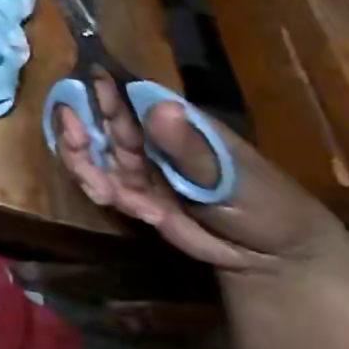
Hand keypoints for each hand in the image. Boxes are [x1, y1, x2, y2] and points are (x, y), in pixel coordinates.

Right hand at [53, 78, 348, 276]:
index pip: (125, 93)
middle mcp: (146, 135)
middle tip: (73, 142)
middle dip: (77, 130)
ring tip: (101, 189)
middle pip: (98, 121)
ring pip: (92, 154)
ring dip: (85, 166)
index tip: (76, 97)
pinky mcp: (132, 197)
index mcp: (171, 118)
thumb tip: (160, 109)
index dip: (98, 91)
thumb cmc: (265, 202)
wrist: (274, 257)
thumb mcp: (233, 176)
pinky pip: (104, 187)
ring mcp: (136, 167)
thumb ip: (191, 149)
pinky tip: (121, 203)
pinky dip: (104, 193)